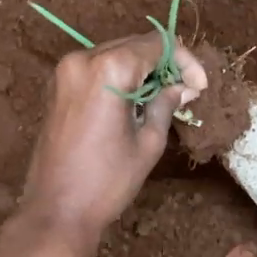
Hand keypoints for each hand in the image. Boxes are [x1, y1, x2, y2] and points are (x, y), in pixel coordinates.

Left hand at [19, 33, 207, 238]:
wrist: (57, 211)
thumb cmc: (107, 183)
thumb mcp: (147, 144)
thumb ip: (165, 105)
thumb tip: (182, 86)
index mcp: (108, 69)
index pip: (156, 45)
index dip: (185, 61)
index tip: (200, 86)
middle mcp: (83, 59)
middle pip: (133, 46)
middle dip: (163, 64)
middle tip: (186, 90)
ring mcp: (64, 73)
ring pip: (114, 56)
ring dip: (141, 71)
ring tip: (163, 98)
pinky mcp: (56, 89)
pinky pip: (96, 71)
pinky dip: (118, 79)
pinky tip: (134, 102)